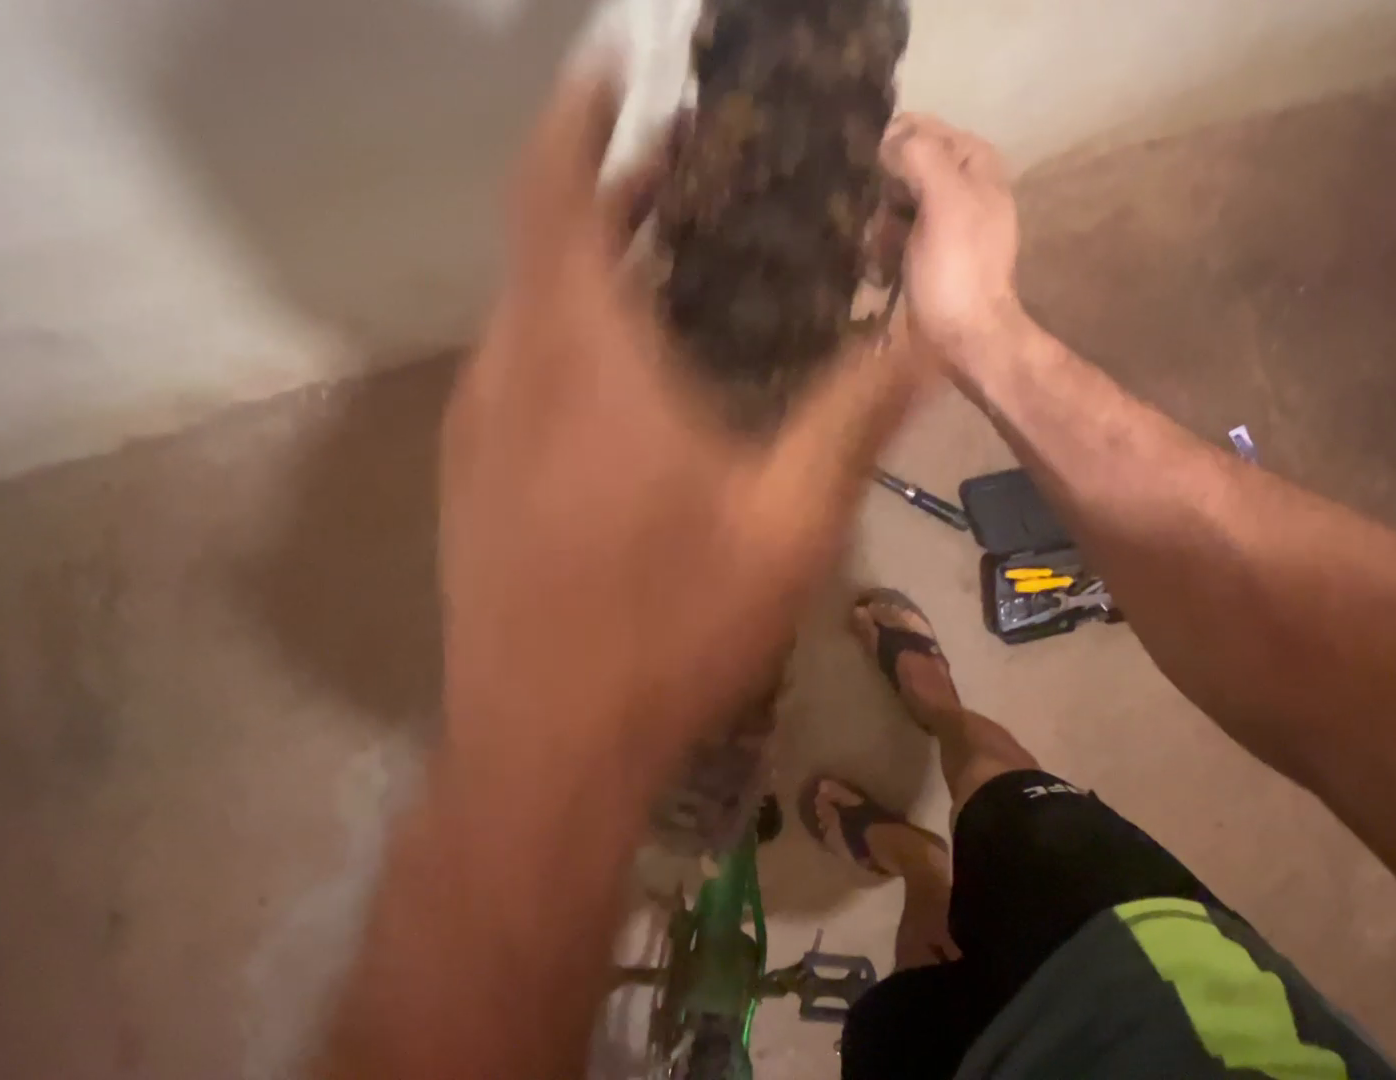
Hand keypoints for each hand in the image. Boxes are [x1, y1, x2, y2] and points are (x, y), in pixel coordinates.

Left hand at [438, 73, 923, 757]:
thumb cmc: (671, 630)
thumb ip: (854, 415)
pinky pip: (519, 371)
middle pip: (546, 243)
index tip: (611, 72)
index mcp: (584, 360)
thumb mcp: (789, 524)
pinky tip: (626, 379)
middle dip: (611, 193)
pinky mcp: (470, 480)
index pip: (557, 193)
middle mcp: (512, 372)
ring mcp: (477, 428)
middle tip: (688, 177)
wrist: (548, 744)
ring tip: (670, 264)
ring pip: (530, 311)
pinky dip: (568, 337)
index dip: (578, 119)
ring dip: (590, 270)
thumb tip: (925, 336)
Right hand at [881, 115, 1026, 370]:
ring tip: (880, 256)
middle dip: (882, 196)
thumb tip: (886, 138)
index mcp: (973, 161)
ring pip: (890, 203)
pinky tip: (880, 272)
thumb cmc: (958, 270)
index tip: (873, 179)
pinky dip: (882, 250)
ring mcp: (942, 220)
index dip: (890, 149)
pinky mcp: (925, 253)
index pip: (918, 128)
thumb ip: (920, 155)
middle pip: (900, 166)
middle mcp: (960, 183)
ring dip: (878, 228)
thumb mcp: (945, 201)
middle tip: (881, 224)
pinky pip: (891, 235)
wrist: (966, 339)